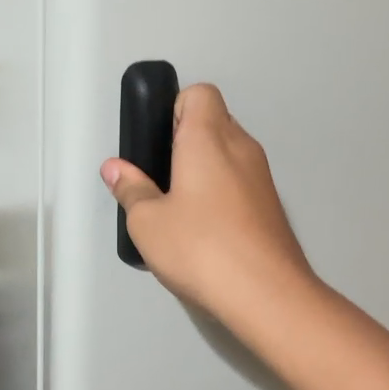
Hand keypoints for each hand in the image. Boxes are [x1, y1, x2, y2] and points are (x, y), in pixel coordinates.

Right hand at [101, 84, 315, 318]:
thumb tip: (116, 169)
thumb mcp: (147, 222)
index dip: (176, 108)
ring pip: (230, 154)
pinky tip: (205, 232)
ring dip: (206, 169)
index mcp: (209, 138)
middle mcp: (241, 148)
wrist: (268, 296)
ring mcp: (263, 178)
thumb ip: (130, 190)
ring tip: (179, 208)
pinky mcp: (273, 207)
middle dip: (186, 141)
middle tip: (161, 177)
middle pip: (215, 121)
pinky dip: (223, 194)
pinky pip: (242, 183)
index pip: (199, 94)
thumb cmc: (201, 248)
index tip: (158, 143)